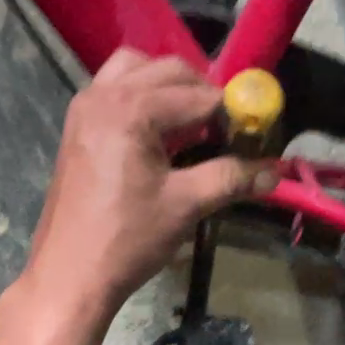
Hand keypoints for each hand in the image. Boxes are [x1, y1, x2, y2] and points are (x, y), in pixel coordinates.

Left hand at [19, 50, 275, 325]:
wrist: (71, 274)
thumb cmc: (128, 241)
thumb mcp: (185, 207)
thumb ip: (230, 180)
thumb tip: (273, 173)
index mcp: (132, 109)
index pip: (197, 95)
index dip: (229, 114)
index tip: (251, 136)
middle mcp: (105, 94)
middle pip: (167, 71)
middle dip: (201, 94)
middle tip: (226, 131)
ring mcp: (86, 108)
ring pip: (137, 71)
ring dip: (169, 88)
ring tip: (191, 127)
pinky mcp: (78, 128)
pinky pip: (115, 91)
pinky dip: (142, 99)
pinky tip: (159, 136)